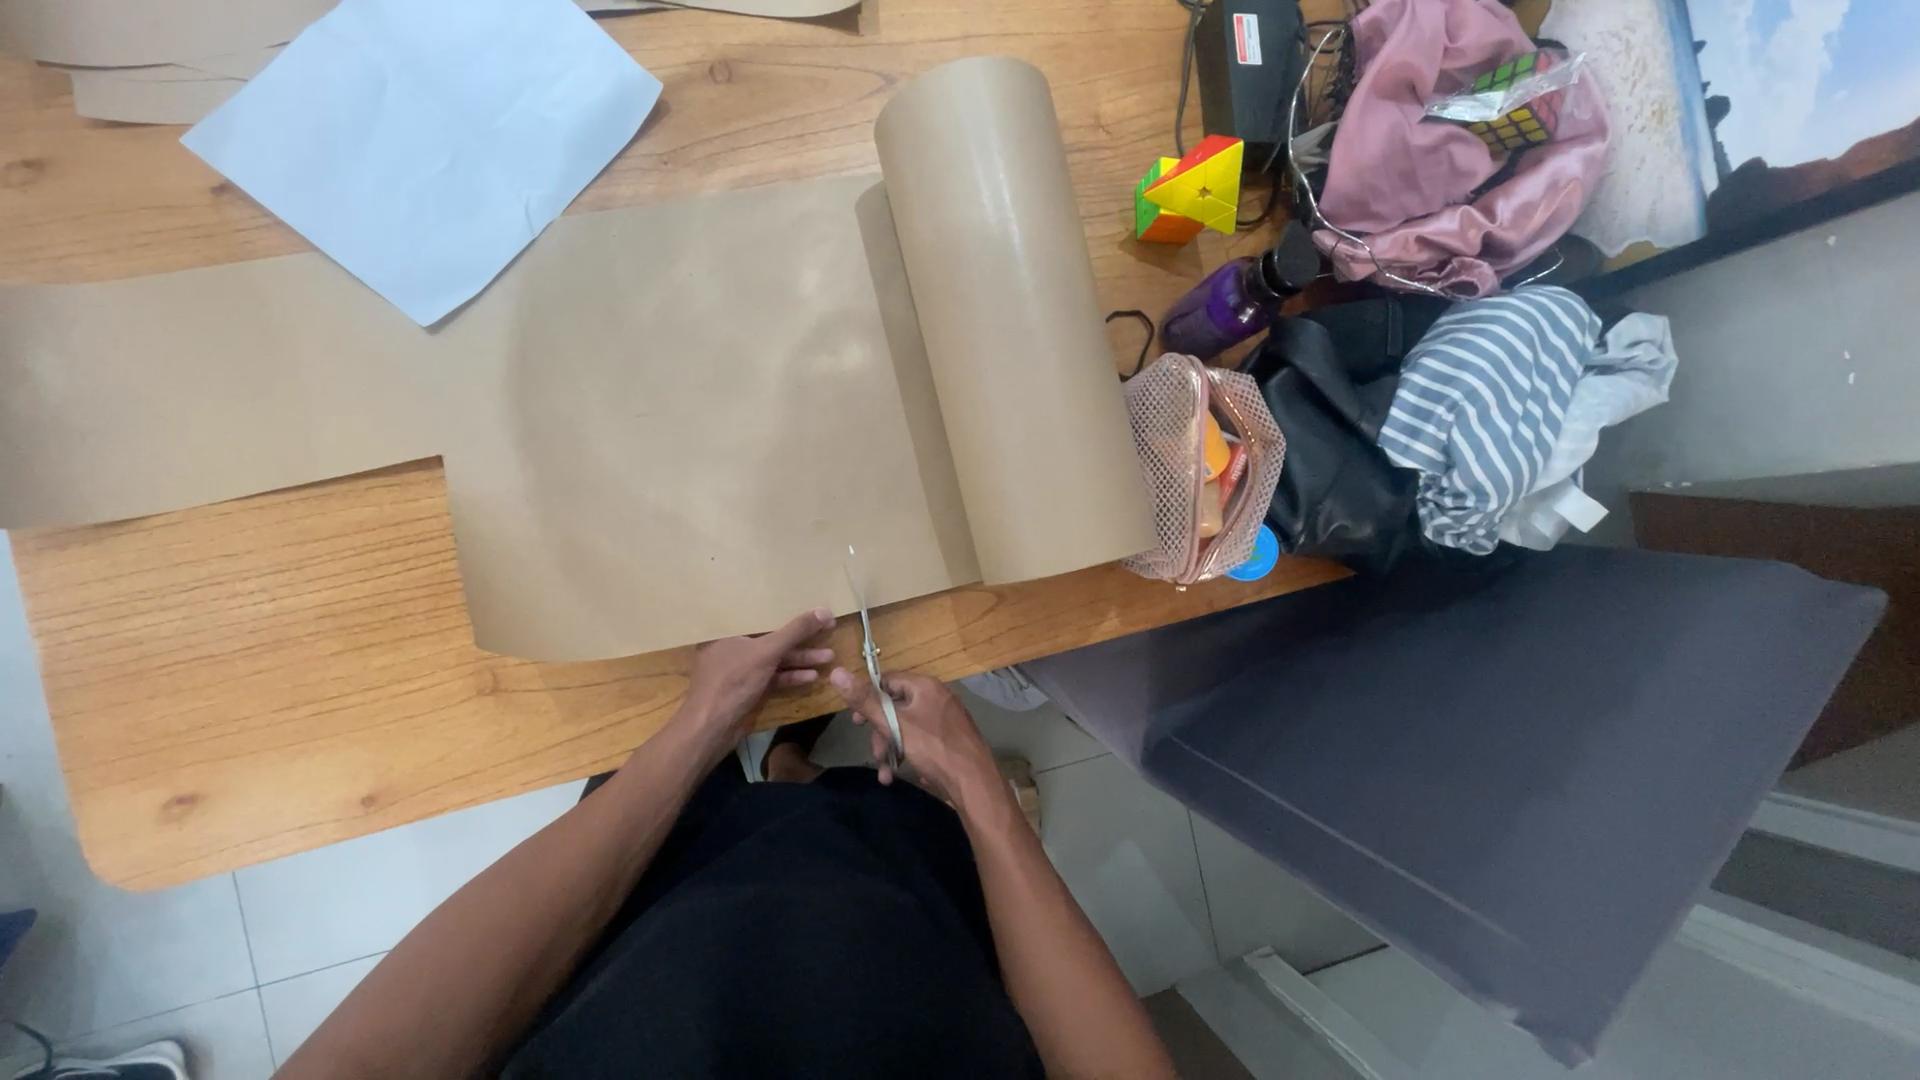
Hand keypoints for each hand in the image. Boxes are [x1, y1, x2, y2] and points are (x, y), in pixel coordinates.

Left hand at [679, 608, 835, 750]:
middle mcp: (731, 646)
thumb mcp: (767, 652)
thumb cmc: (733, 682)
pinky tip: (812, 676)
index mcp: (728, 631)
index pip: (763, 615)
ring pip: (774, 659)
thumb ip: (795, 631)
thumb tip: (825, 610)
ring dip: (800, 659)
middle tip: (829, 633)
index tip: (816, 613)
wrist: (710, 729)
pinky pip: (771, 677)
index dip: (791, 612)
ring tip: (829, 657)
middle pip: (772, 637)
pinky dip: (790, 676)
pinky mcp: (745, 689)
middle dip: (801, 639)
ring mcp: (738, 670)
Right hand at [828, 669, 998, 805]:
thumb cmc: (933, 748)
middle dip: (881, 734)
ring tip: (887, 775)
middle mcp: (937, 697)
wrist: (974, 781)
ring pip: (908, 728)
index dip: (868, 698)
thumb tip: (836, 672)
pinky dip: (911, 754)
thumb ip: (865, 701)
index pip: (887, 680)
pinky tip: (907, 773)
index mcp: (924, 686)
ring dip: (893, 750)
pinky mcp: (951, 738)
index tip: (856, 722)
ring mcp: (946, 718)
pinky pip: (923, 740)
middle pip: (896, 707)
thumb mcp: (894, 724)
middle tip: (876, 756)